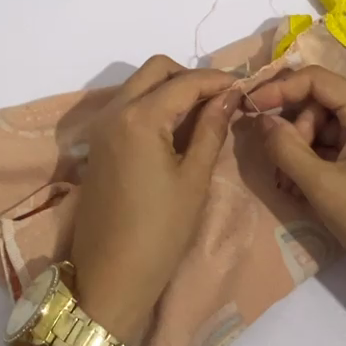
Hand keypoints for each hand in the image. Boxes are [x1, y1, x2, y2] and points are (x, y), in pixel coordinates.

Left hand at [71, 56, 237, 344]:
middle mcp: (115, 110)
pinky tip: (178, 128)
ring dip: (171, 88)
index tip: (246, 87)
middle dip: (191, 76)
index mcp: (139, 117)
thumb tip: (228, 96)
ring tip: (205, 113)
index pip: (185, 81)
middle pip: (157, 70)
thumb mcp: (194, 179)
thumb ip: (211, 129)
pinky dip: (154, 103)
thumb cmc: (160, 232)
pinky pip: (129, 104)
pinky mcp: (99, 141)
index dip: (219, 80)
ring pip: (140, 84)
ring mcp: (102, 125)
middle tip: (222, 99)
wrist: (110, 276)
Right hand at [242, 67, 345, 302]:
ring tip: (293, 186)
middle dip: (295, 131)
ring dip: (306, 150)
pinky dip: (324, 161)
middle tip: (281, 168)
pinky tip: (311, 189)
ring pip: (331, 127)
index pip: (316, 79)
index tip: (250, 109)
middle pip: (323, 104)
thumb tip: (261, 120)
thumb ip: (286, 148)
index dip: (279, 89)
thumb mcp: (323, 187)